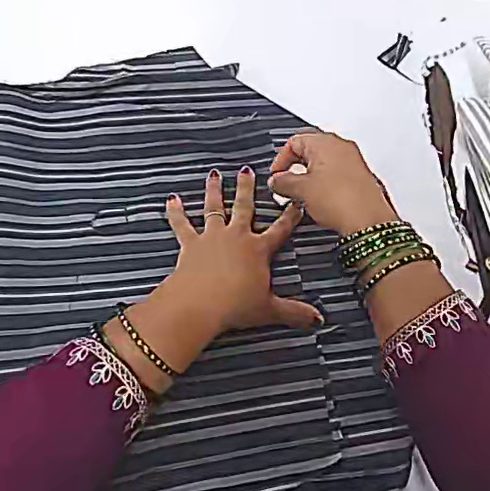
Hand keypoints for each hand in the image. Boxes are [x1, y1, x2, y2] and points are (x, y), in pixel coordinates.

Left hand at [160, 167, 320, 334]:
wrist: (199, 305)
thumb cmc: (234, 305)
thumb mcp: (269, 310)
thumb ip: (294, 312)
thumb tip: (317, 320)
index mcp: (258, 250)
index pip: (280, 229)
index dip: (290, 216)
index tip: (295, 203)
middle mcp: (236, 237)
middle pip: (244, 207)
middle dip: (247, 188)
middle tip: (248, 171)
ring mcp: (212, 237)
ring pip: (214, 207)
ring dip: (214, 190)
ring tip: (214, 174)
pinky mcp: (190, 244)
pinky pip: (182, 224)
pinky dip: (176, 212)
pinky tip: (172, 200)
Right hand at [267, 132, 398, 235]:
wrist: (368, 222)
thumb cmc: (342, 200)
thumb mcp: (302, 190)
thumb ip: (283, 182)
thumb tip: (277, 180)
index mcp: (325, 142)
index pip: (294, 141)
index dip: (281, 160)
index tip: (276, 176)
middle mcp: (341, 147)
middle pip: (309, 151)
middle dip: (295, 168)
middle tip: (287, 185)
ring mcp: (353, 162)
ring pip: (323, 163)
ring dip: (310, 177)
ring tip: (303, 195)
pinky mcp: (360, 178)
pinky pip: (336, 175)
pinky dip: (325, 184)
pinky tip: (321, 201)